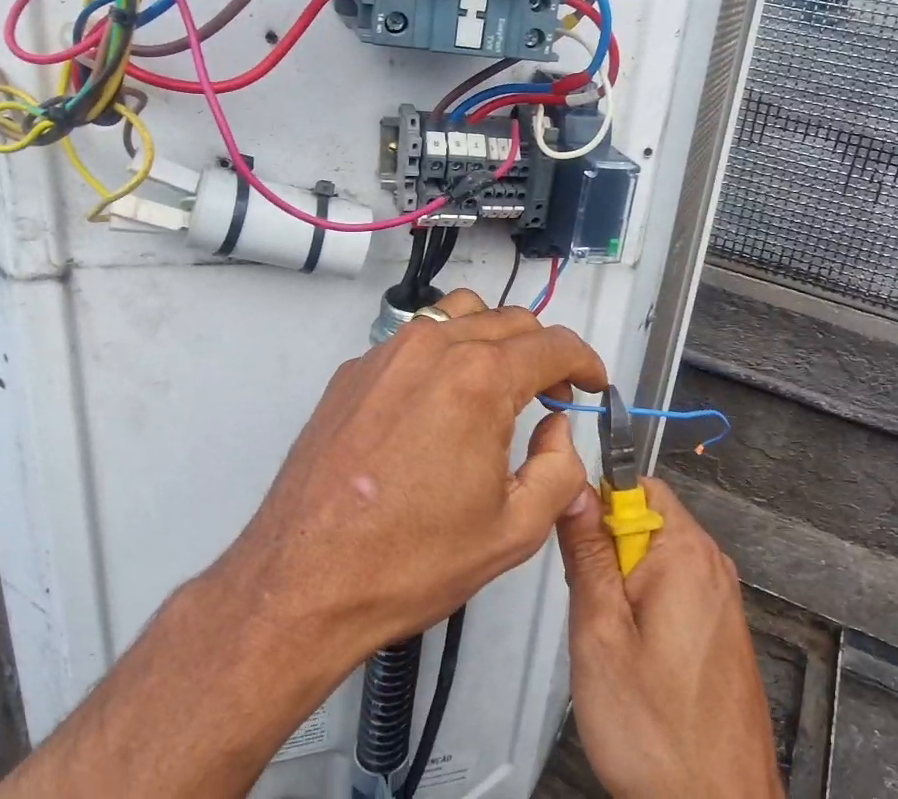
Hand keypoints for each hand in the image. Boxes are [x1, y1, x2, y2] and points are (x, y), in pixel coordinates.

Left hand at [238, 288, 606, 654]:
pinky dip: (443, 355)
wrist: (306, 582)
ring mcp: (384, 356)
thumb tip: (556, 430)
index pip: (554, 345)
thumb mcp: (515, 529)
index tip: (591, 382)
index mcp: (480, 380)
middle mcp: (432, 350)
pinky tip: (440, 405)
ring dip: (492, 339)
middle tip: (551, 393)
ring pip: (458, 316)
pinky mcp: (352, 374)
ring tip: (499, 387)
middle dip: (542, 351)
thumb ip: (559, 468)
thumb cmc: (412, 561)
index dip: (584, 362)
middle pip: (509, 320)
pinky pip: (413, 341)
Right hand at [559, 478, 782, 798]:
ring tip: (613, 642)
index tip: (576, 544)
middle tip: (593, 609)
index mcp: (686, 555)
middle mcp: (713, 568)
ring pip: (656, 561)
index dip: (597, 507)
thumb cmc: (661, 736)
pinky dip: (647, 612)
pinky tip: (636, 661)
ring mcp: (721, 600)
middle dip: (608, 554)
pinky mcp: (721, 630)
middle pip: (647, 522)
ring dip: (625, 587)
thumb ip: (587, 556)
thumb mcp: (600, 634)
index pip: (638, 486)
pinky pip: (675, 594)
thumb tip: (577, 493)